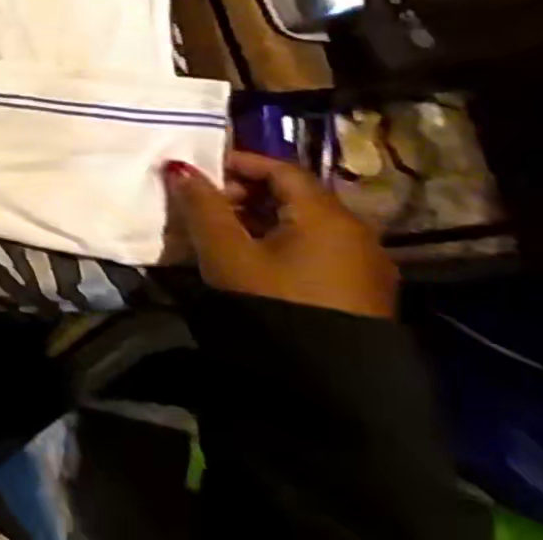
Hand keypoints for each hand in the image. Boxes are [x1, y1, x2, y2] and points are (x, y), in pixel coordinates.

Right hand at [164, 151, 397, 318]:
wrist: (327, 379)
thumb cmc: (271, 298)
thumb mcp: (224, 249)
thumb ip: (200, 204)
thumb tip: (178, 166)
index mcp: (326, 215)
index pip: (280, 168)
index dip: (237, 163)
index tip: (198, 171)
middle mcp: (356, 230)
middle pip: (295, 194)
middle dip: (246, 191)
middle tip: (206, 203)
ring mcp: (364, 262)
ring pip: (305, 221)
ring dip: (261, 217)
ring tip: (223, 231)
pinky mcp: (362, 289)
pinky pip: (317, 246)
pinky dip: (282, 239)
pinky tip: (255, 257)